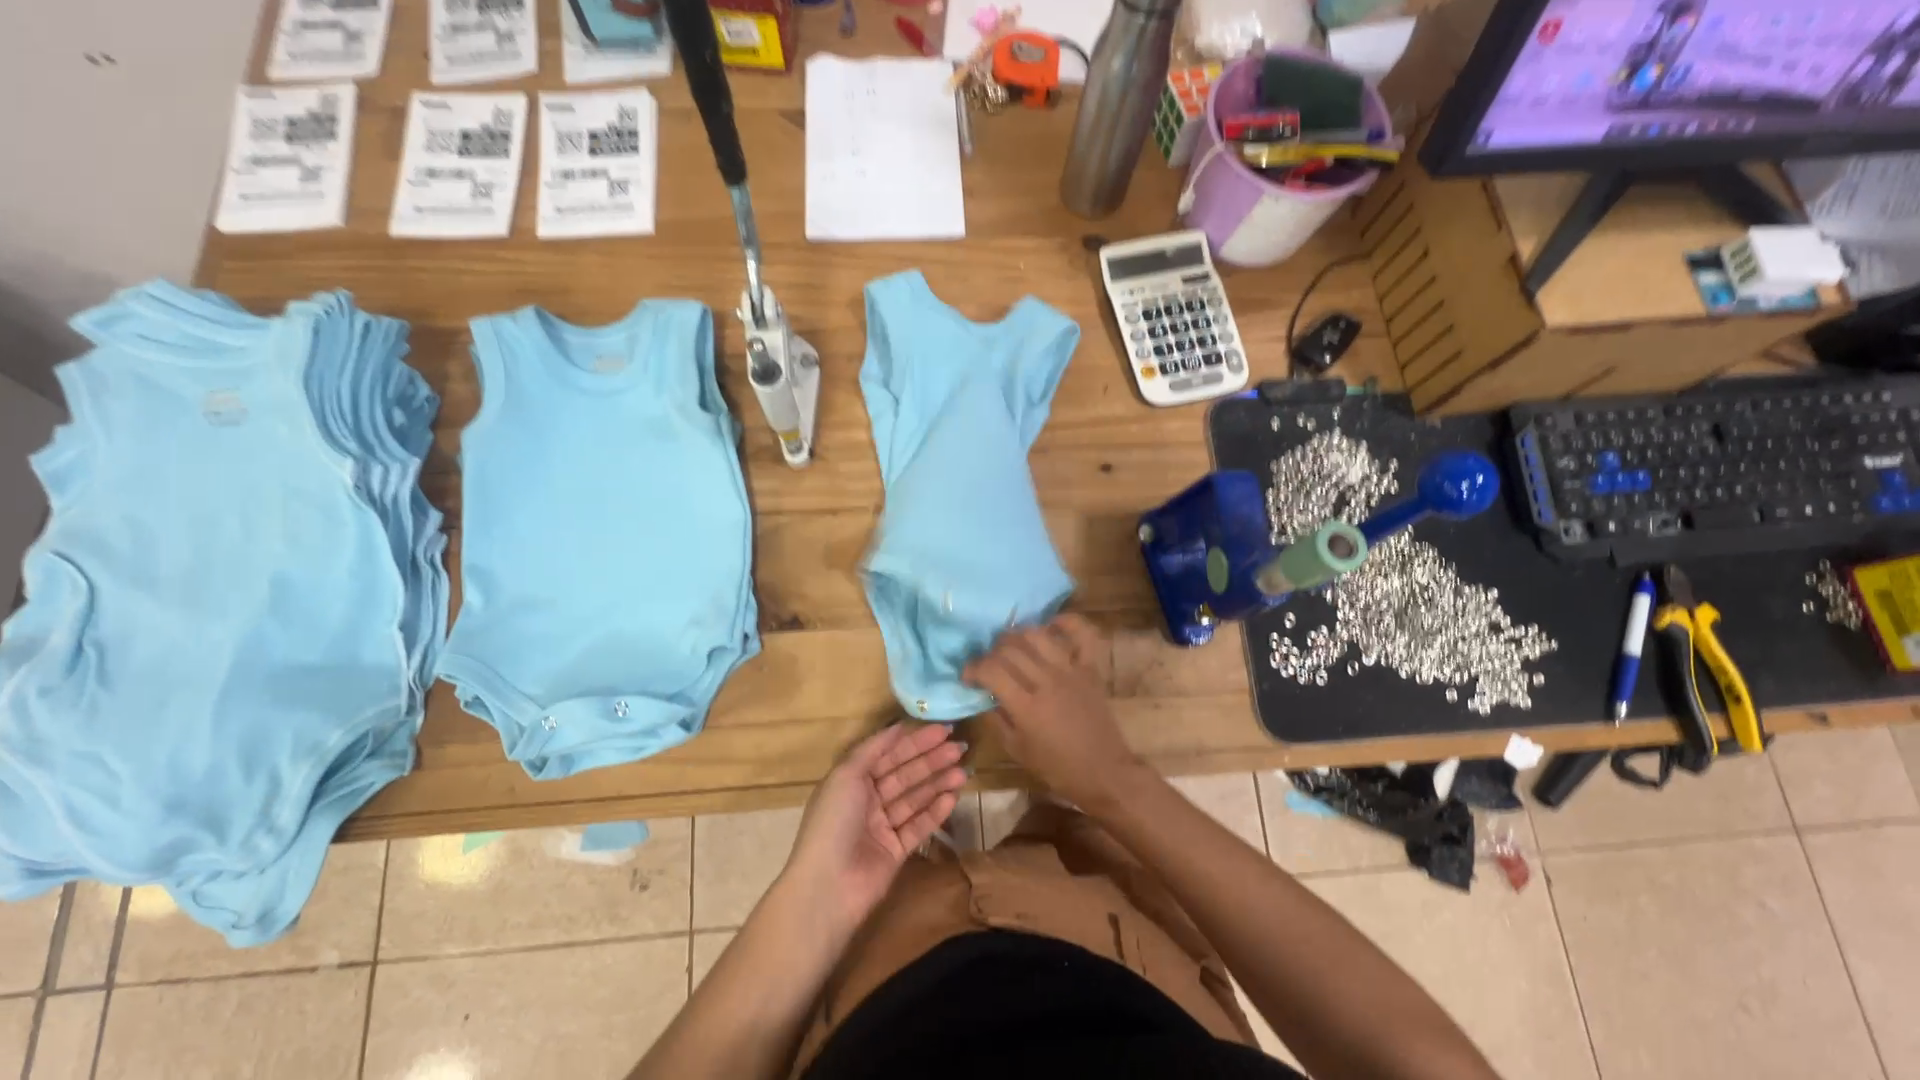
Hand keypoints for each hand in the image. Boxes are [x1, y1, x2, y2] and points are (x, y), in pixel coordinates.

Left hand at [780, 722, 966, 940]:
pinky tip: (952, 798)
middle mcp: (867, 801)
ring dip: (938, 784)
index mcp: (851, 781)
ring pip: (915, 799)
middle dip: (931, 760)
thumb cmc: (833, 822)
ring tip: (962, 772)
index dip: (914, 741)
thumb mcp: (846, 775)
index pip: (888, 754)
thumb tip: (897, 726)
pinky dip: (935, 811)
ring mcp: (883, 827)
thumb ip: (873, 749)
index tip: (942, 730)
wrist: (828, 885)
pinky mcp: (897, 851)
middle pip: (904, 775)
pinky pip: (919, 826)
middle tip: (960, 748)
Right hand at [962, 614, 1143, 811]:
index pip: (991, 670)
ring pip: (1037, 635)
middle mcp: (1047, 681)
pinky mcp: (1091, 669)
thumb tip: (984, 695)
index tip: (968, 677)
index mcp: (1026, 706)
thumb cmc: (1057, 768)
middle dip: (991, 653)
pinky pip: (1082, 634)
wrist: (1103, 772)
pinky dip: (1067, 622)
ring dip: (1018, 635)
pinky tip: (1052, 624)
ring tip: (1011, 646)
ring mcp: (1071, 671)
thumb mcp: (1016, 750)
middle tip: (988, 664)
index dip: (973, 668)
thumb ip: (996, 719)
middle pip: (1010, 650)